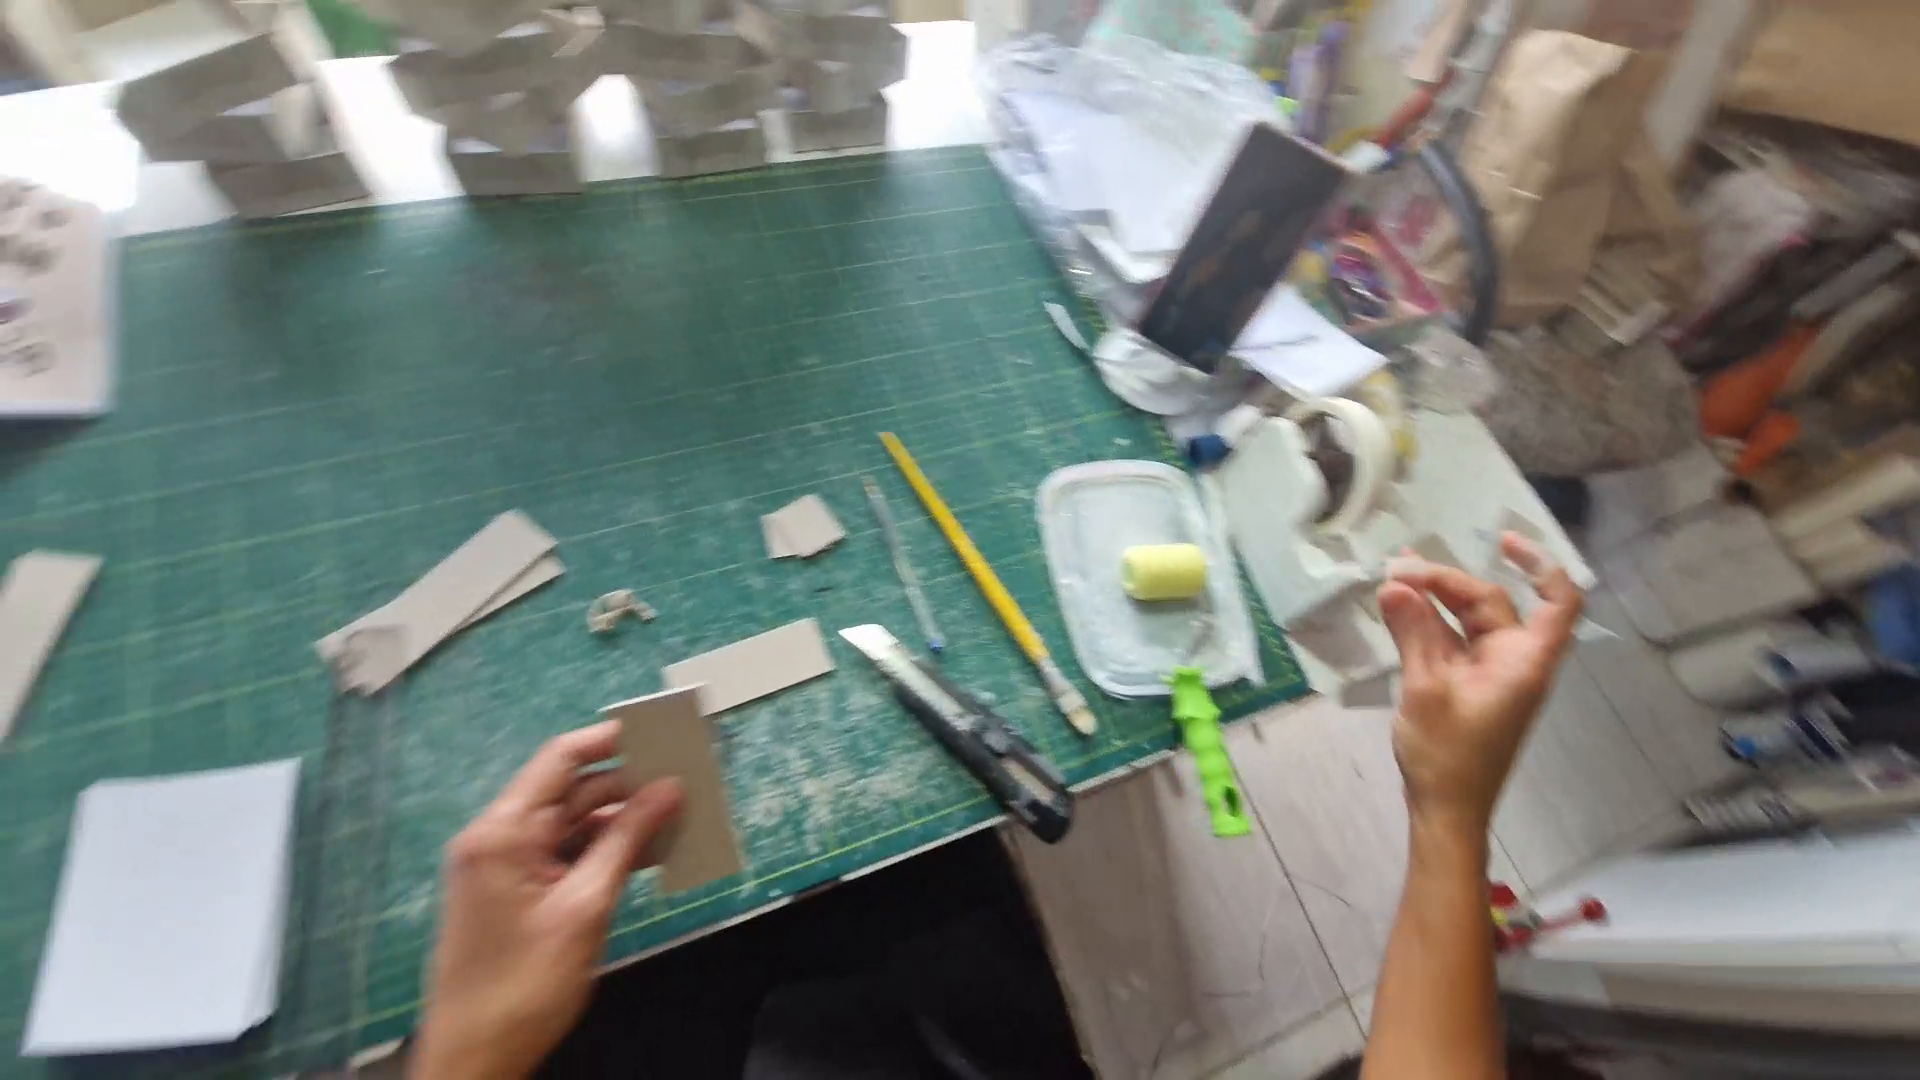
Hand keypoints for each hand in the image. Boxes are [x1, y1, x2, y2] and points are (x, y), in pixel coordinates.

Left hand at [411, 722, 682, 1079]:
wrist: (474, 1064)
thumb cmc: (526, 984)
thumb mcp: (586, 905)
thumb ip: (627, 838)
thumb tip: (670, 786)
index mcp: (502, 832)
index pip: (560, 759)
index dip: (610, 739)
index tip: (660, 733)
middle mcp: (500, 838)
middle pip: (572, 790)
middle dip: (628, 785)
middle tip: (684, 781)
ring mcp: (508, 865)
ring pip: (576, 821)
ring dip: (623, 820)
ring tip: (678, 815)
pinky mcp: (520, 889)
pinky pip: (570, 851)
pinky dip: (607, 848)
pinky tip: (650, 850)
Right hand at [1377, 532, 1581, 835]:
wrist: (1446, 806)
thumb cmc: (1447, 753)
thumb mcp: (1425, 688)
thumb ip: (1413, 633)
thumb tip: (1394, 584)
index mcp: (1523, 661)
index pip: (1556, 601)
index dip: (1538, 564)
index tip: (1501, 541)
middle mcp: (1512, 660)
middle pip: (1491, 604)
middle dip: (1446, 581)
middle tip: (1396, 568)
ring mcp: (1487, 672)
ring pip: (1465, 620)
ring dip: (1432, 597)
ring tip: (1392, 572)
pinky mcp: (1464, 683)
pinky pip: (1449, 640)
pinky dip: (1425, 621)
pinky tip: (1396, 606)